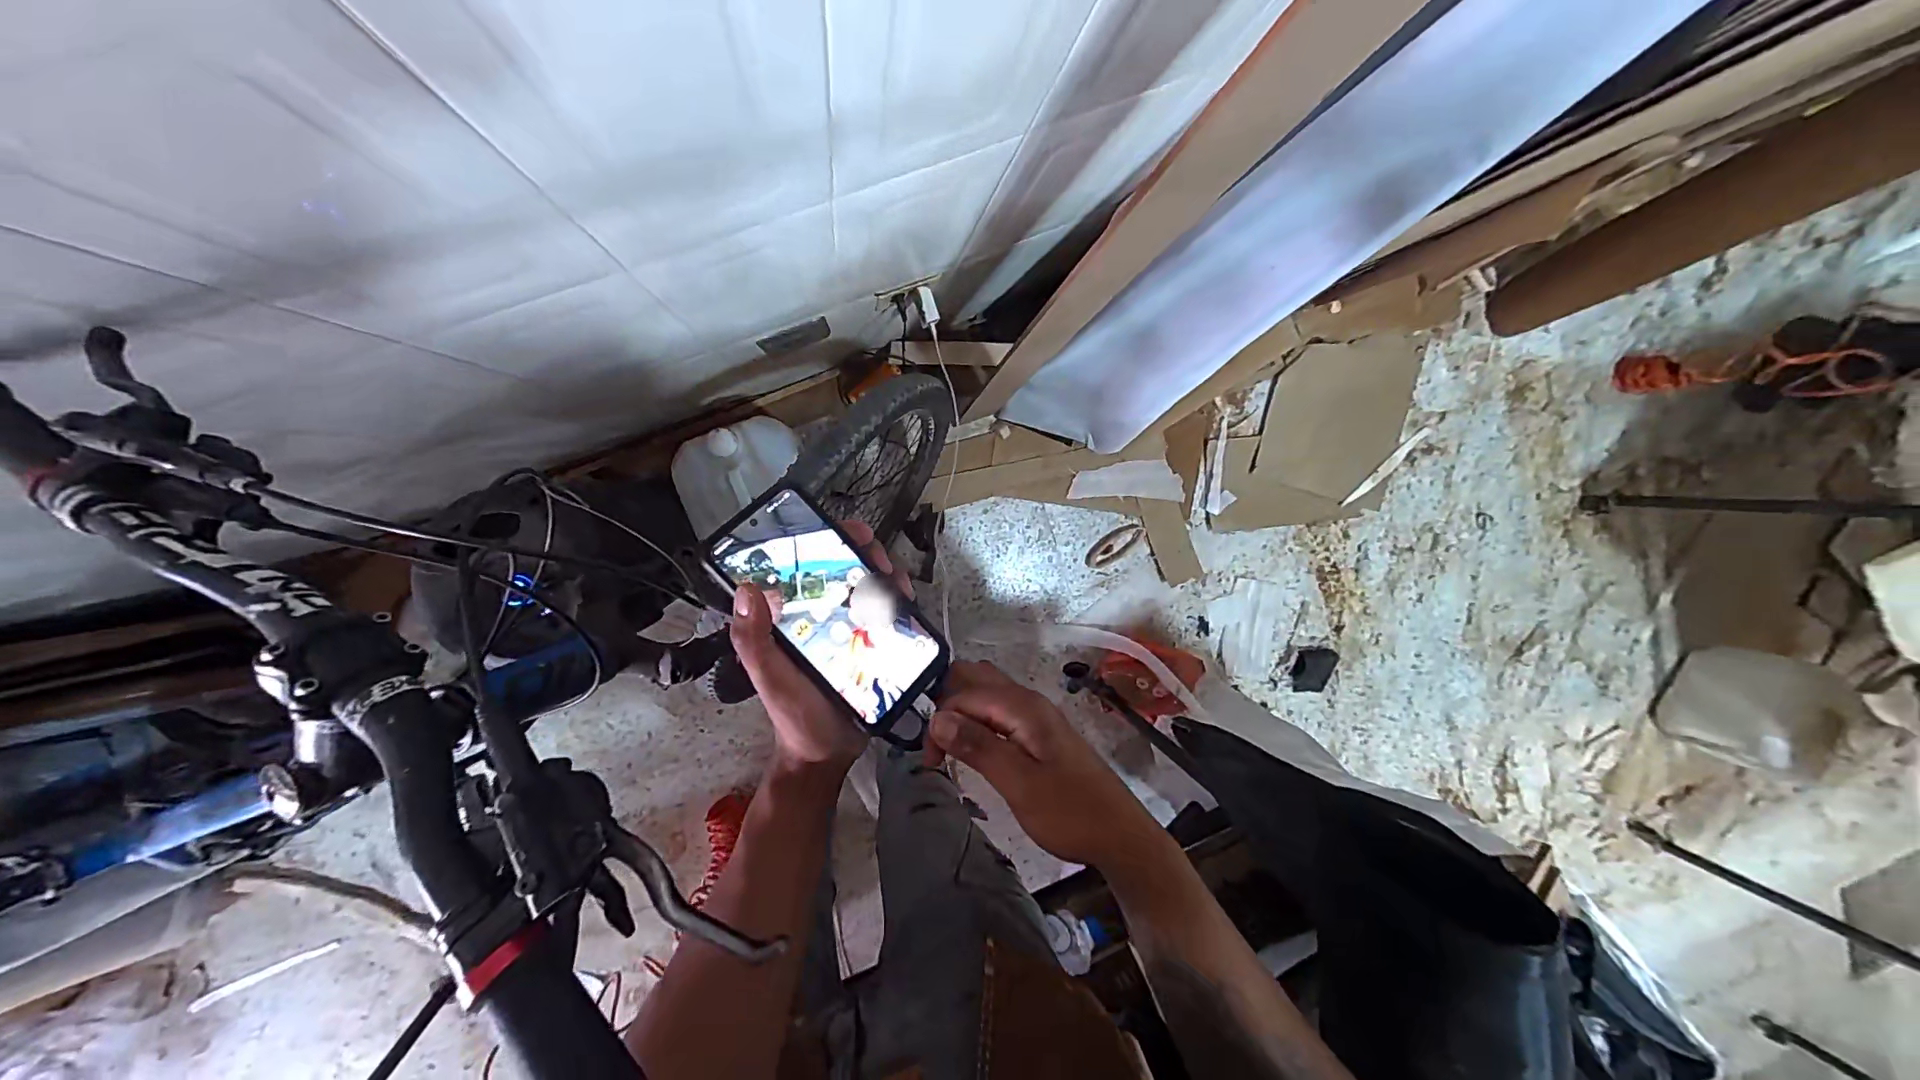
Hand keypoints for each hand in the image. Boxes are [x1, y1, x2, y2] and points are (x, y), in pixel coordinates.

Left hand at [728, 520, 911, 775]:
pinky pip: (890, 619)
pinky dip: (900, 604)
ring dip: (887, 577)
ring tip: (896, 579)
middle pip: (847, 574)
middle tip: (879, 557)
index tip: (847, 532)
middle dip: (866, 555)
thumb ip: (753, 640)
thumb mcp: (768, 676)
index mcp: (795, 618)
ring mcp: (852, 632)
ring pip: (872, 592)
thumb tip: (746, 590)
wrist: (827, 753)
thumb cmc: (793, 715)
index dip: (828, 544)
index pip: (810, 570)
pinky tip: (906, 600)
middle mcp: (824, 618)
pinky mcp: (876, 648)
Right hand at [929, 661, 1165, 869]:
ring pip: (987, 695)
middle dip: (946, 703)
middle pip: (975, 679)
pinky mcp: (1039, 734)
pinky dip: (978, 723)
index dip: (939, 720)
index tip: (929, 760)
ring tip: (947, 747)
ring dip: (961, 712)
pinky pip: (999, 713)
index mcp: (1024, 708)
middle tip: (934, 745)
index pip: (964, 693)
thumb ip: (978, 747)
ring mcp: (1036, 716)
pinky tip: (973, 750)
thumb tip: (937, 718)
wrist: (1119, 835)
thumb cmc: (1070, 813)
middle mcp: (1029, 701)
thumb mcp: (1019, 784)